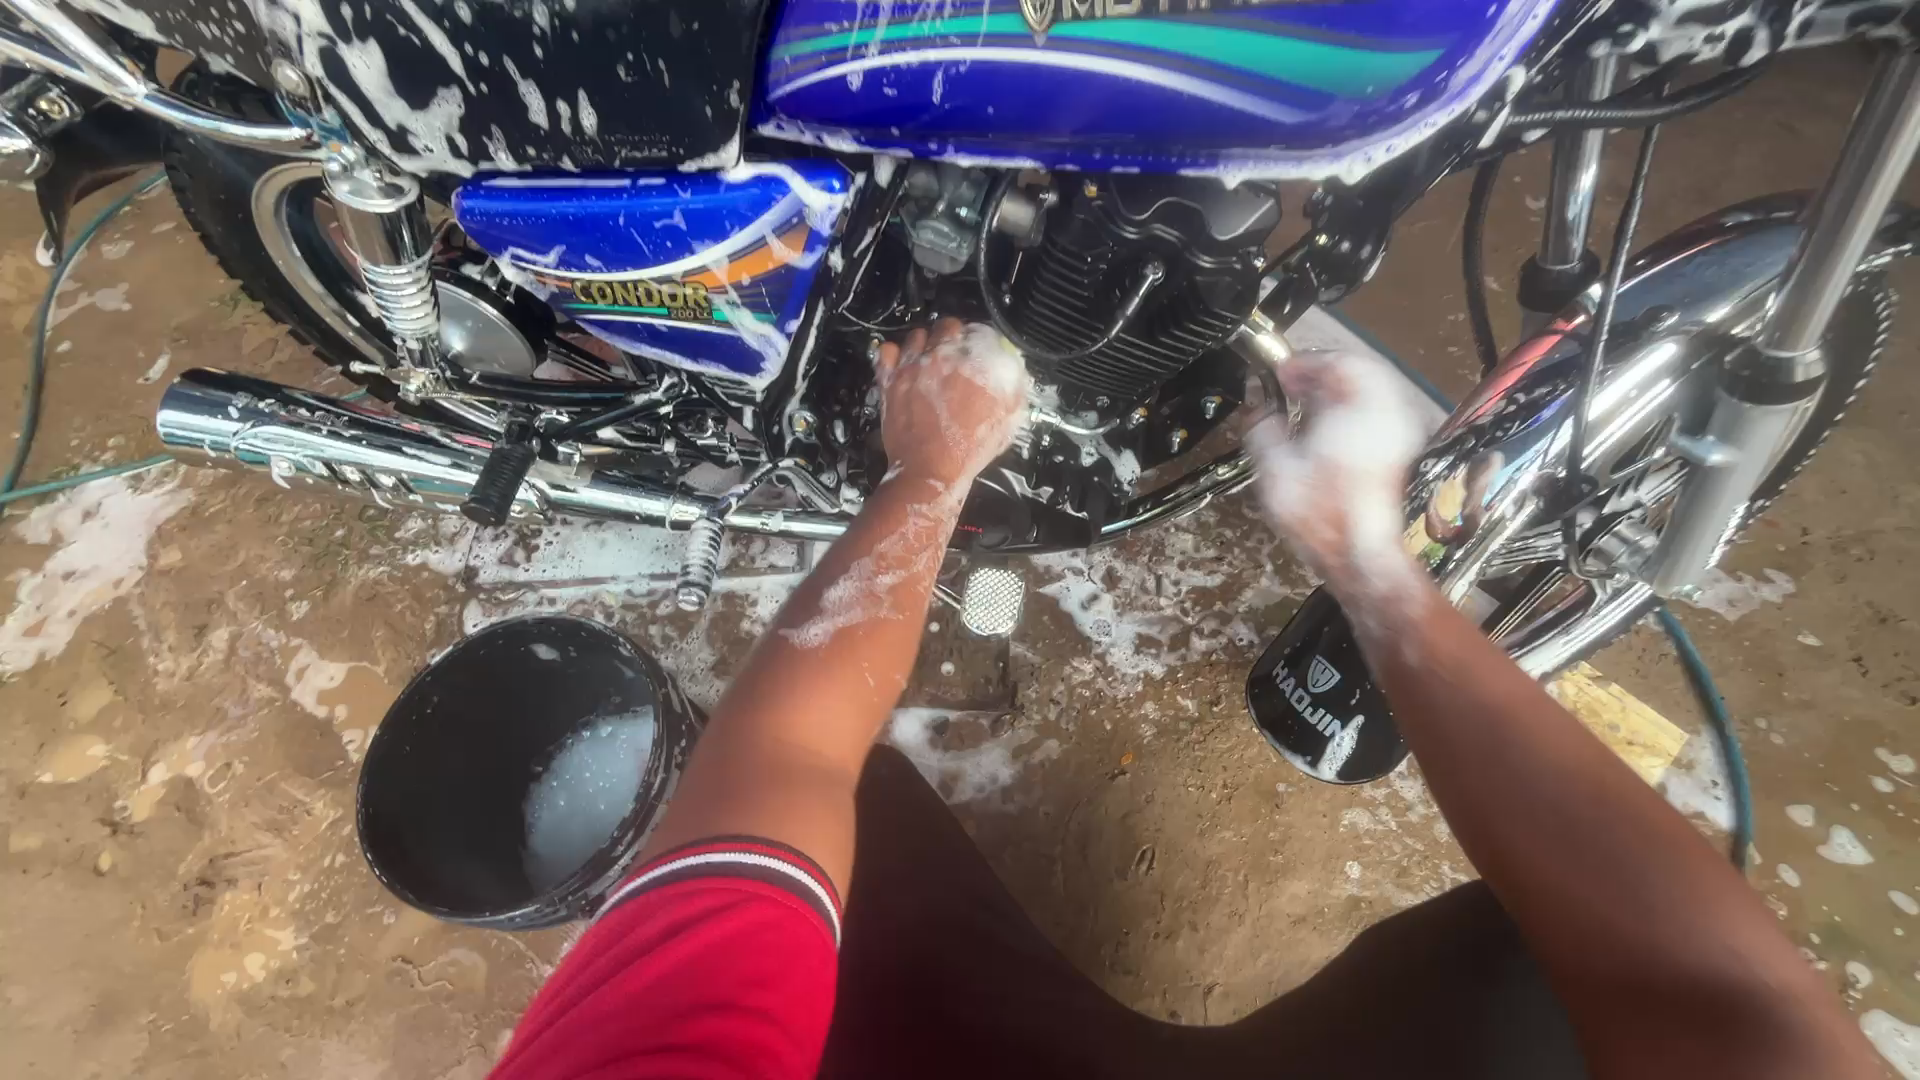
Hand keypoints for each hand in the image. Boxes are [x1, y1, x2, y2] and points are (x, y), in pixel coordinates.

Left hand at [875, 318, 1029, 489]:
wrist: (929, 471)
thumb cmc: (968, 450)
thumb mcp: (1005, 421)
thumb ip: (1012, 389)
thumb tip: (1013, 370)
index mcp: (972, 365)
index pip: (977, 331)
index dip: (978, 339)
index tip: (978, 349)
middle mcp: (940, 358)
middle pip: (947, 326)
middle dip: (953, 336)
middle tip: (955, 353)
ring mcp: (911, 368)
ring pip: (917, 335)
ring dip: (925, 343)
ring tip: (929, 358)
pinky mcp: (890, 381)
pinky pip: (886, 351)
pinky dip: (894, 353)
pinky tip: (903, 364)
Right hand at [1244, 349, 1431, 602]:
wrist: (1358, 554)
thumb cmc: (1321, 514)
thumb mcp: (1272, 466)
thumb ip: (1260, 426)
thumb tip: (1257, 407)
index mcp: (1359, 408)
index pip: (1338, 361)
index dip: (1303, 362)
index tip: (1278, 373)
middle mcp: (1386, 414)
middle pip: (1358, 372)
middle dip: (1319, 373)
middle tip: (1287, 384)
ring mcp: (1397, 433)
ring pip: (1369, 391)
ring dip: (1334, 391)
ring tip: (1301, 403)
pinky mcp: (1397, 451)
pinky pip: (1374, 412)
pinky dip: (1347, 410)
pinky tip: (1321, 426)